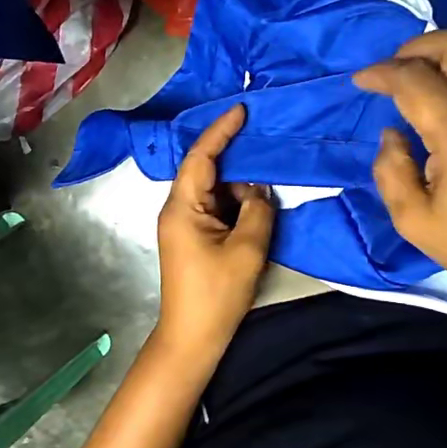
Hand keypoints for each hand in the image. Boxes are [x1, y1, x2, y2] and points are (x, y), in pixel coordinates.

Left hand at [154, 104, 275, 349]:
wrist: (192, 337)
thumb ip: (257, 211)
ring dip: (239, 188)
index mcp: (182, 206)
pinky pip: (215, 209)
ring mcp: (183, 224)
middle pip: (206, 171)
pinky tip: (258, 207)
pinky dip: (236, 205)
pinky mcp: (193, 238)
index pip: (200, 156)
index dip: (220, 131)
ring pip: (214, 191)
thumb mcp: (246, 250)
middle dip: (236, 160)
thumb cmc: (216, 294)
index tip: (242, 110)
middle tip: (267, 147)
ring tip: (269, 187)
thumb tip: (259, 191)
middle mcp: (177, 209)